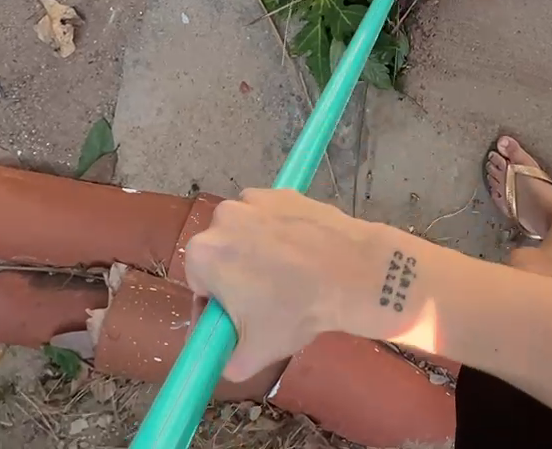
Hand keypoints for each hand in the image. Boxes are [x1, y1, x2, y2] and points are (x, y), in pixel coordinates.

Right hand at [182, 189, 390, 379]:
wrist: (352, 271)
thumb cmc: (297, 310)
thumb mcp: (251, 354)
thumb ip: (222, 360)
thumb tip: (222, 357)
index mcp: (204, 253)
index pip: (199, 285)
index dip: (216, 306)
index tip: (238, 319)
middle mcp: (223, 216)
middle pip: (221, 253)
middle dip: (236, 275)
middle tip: (264, 299)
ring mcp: (257, 198)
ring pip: (245, 231)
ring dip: (256, 249)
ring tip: (286, 274)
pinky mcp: (285, 190)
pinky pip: (270, 215)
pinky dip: (278, 229)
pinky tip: (301, 250)